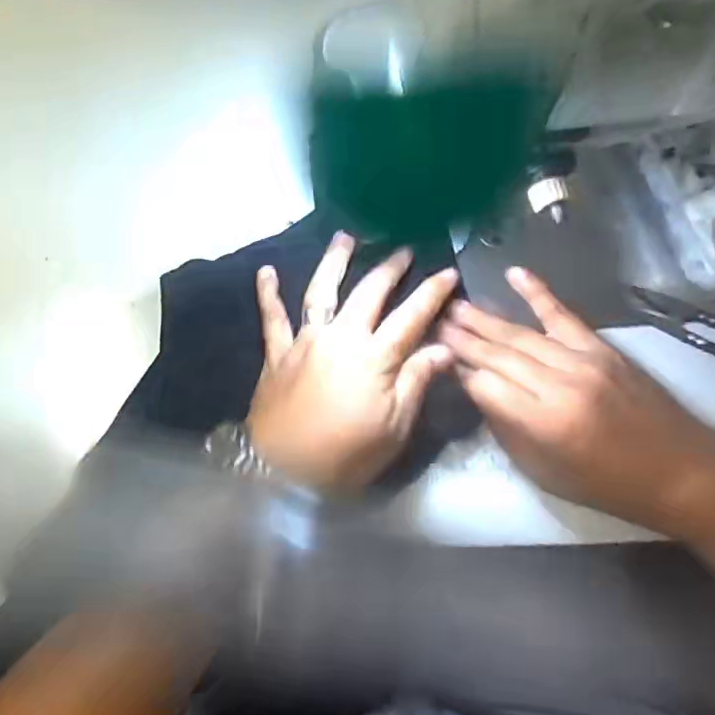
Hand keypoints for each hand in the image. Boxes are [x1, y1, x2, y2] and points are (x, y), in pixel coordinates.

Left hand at [247, 232, 459, 492]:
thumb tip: (444, 347)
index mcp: (374, 358)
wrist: (282, 477)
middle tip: (403, 250)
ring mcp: (305, 343)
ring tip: (344, 237)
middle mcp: (340, 338)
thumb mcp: (394, 427)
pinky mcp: (277, 355)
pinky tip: (266, 271)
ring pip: (320, 292)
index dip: (432, 293)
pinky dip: (268, 294)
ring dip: (334, 262)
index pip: (411, 316)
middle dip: (389, 269)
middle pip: (368, 293)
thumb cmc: (347, 456)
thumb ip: (416, 381)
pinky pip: (272, 319)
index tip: (448, 272)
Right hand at [439, 267, 714, 541]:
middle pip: (499, 354)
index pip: (485, 386)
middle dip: (463, 338)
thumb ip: (509, 430)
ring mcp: (582, 360)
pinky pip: (562, 314)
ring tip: (455, 305)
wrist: (681, 471)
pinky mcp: (601, 347)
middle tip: (433, 319)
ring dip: (486, 318)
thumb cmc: (610, 485)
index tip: (433, 353)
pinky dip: (537, 292)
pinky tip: (514, 274)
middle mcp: (559, 385)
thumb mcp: (549, 473)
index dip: (458, 370)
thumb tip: (478, 392)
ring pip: (522, 334)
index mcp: (544, 424)